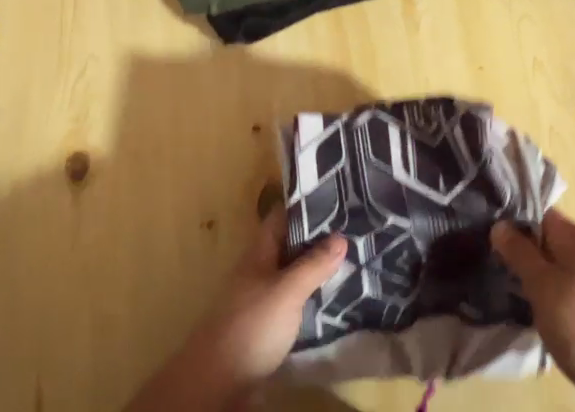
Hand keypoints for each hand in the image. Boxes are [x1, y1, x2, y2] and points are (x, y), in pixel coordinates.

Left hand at [125, 211, 346, 409]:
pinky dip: (314, 294)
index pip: (282, 216)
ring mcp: (263, 296)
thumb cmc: (251, 326)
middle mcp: (260, 268)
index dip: (306, 203)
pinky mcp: (269, 323)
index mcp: (260, 252)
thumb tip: (340, 236)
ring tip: (355, 257)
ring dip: (318, 265)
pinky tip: (336, 296)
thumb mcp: (286, 291)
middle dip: (319, 236)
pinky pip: (296, 299)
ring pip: (294, 271)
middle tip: (356, 227)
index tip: (338, 194)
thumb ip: (312, 265)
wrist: (218, 380)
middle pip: (290, 243)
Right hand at [493, 212, 574, 411]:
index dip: (513, 221)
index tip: (488, 236)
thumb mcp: (542, 286)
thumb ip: (520, 252)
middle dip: (520, 248)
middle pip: (546, 237)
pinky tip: (532, 304)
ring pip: (553, 261)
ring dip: (531, 271)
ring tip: (507, 284)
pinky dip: (546, 288)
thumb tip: (500, 225)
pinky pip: (563, 281)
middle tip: (493, 263)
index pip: (539, 212)